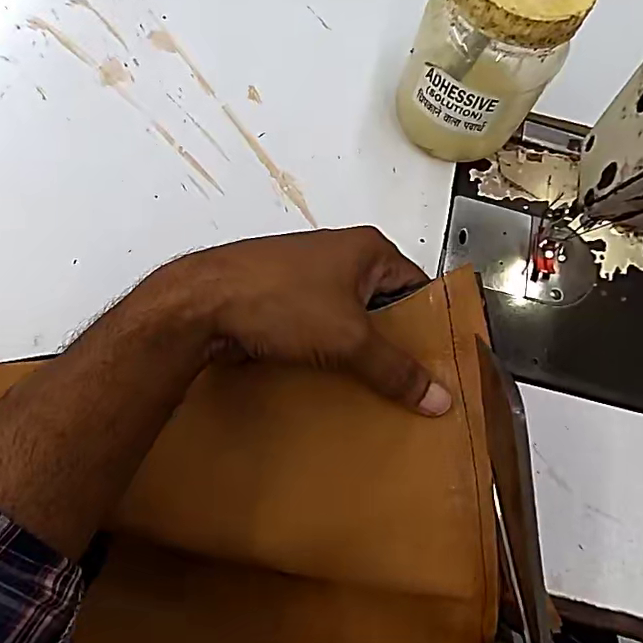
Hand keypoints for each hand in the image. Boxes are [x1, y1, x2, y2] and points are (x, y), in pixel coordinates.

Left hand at [142, 227, 451, 414]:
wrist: (202, 304)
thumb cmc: (272, 295)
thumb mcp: (349, 337)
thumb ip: (395, 369)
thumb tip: (434, 393)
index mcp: (367, 249)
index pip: (418, 286)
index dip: (431, 323)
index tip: (440, 359)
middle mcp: (340, 259)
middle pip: (384, 307)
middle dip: (394, 344)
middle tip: (410, 381)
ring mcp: (310, 281)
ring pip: (351, 322)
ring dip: (359, 353)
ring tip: (374, 387)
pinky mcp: (285, 304)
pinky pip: (321, 332)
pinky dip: (329, 355)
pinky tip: (334, 382)